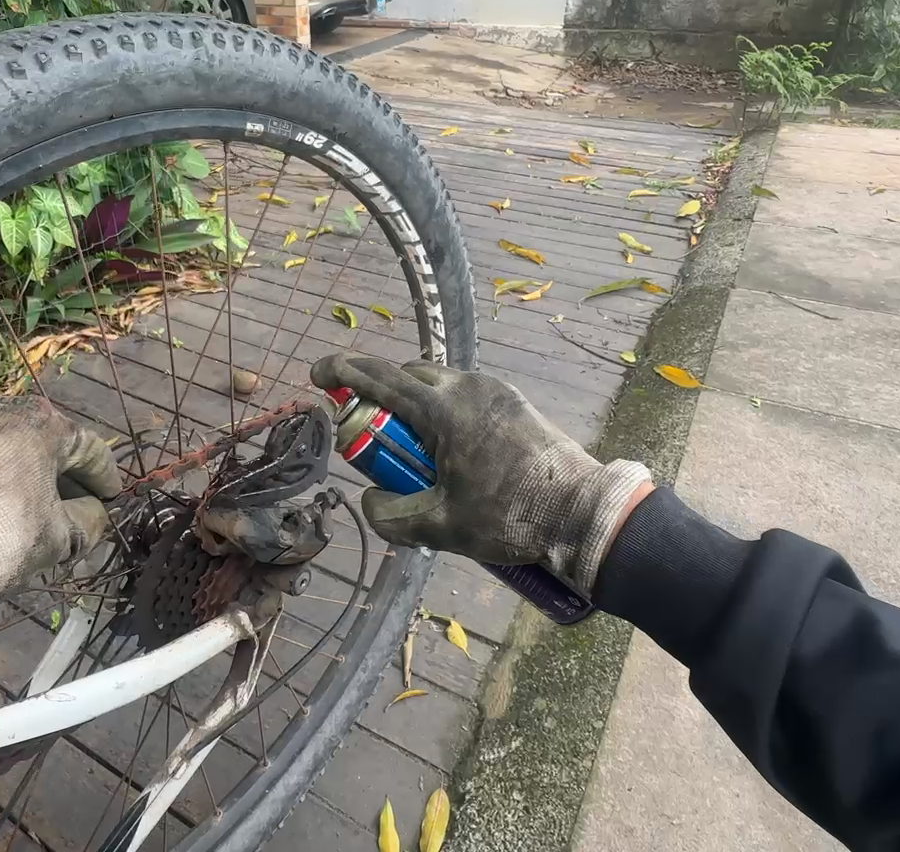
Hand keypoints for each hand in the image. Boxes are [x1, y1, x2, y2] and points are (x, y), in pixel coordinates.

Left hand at [0, 393, 119, 640]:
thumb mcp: (56, 541)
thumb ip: (86, 522)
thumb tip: (92, 512)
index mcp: (43, 426)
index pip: (88, 448)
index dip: (103, 477)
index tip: (110, 497)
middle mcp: (1, 408)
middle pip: (43, 439)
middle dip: (60, 471)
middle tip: (68, 502)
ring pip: (1, 440)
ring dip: (18, 465)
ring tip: (21, 498)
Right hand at [312, 355, 651, 593]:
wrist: (582, 512)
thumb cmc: (509, 518)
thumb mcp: (440, 527)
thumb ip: (391, 516)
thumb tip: (370, 499)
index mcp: (442, 411)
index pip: (379, 380)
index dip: (342, 372)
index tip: (317, 373)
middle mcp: (464, 387)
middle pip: (405, 374)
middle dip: (376, 390)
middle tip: (365, 424)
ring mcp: (491, 389)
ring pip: (434, 379)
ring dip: (410, 398)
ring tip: (408, 439)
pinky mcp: (510, 398)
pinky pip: (460, 390)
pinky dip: (439, 404)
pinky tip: (446, 442)